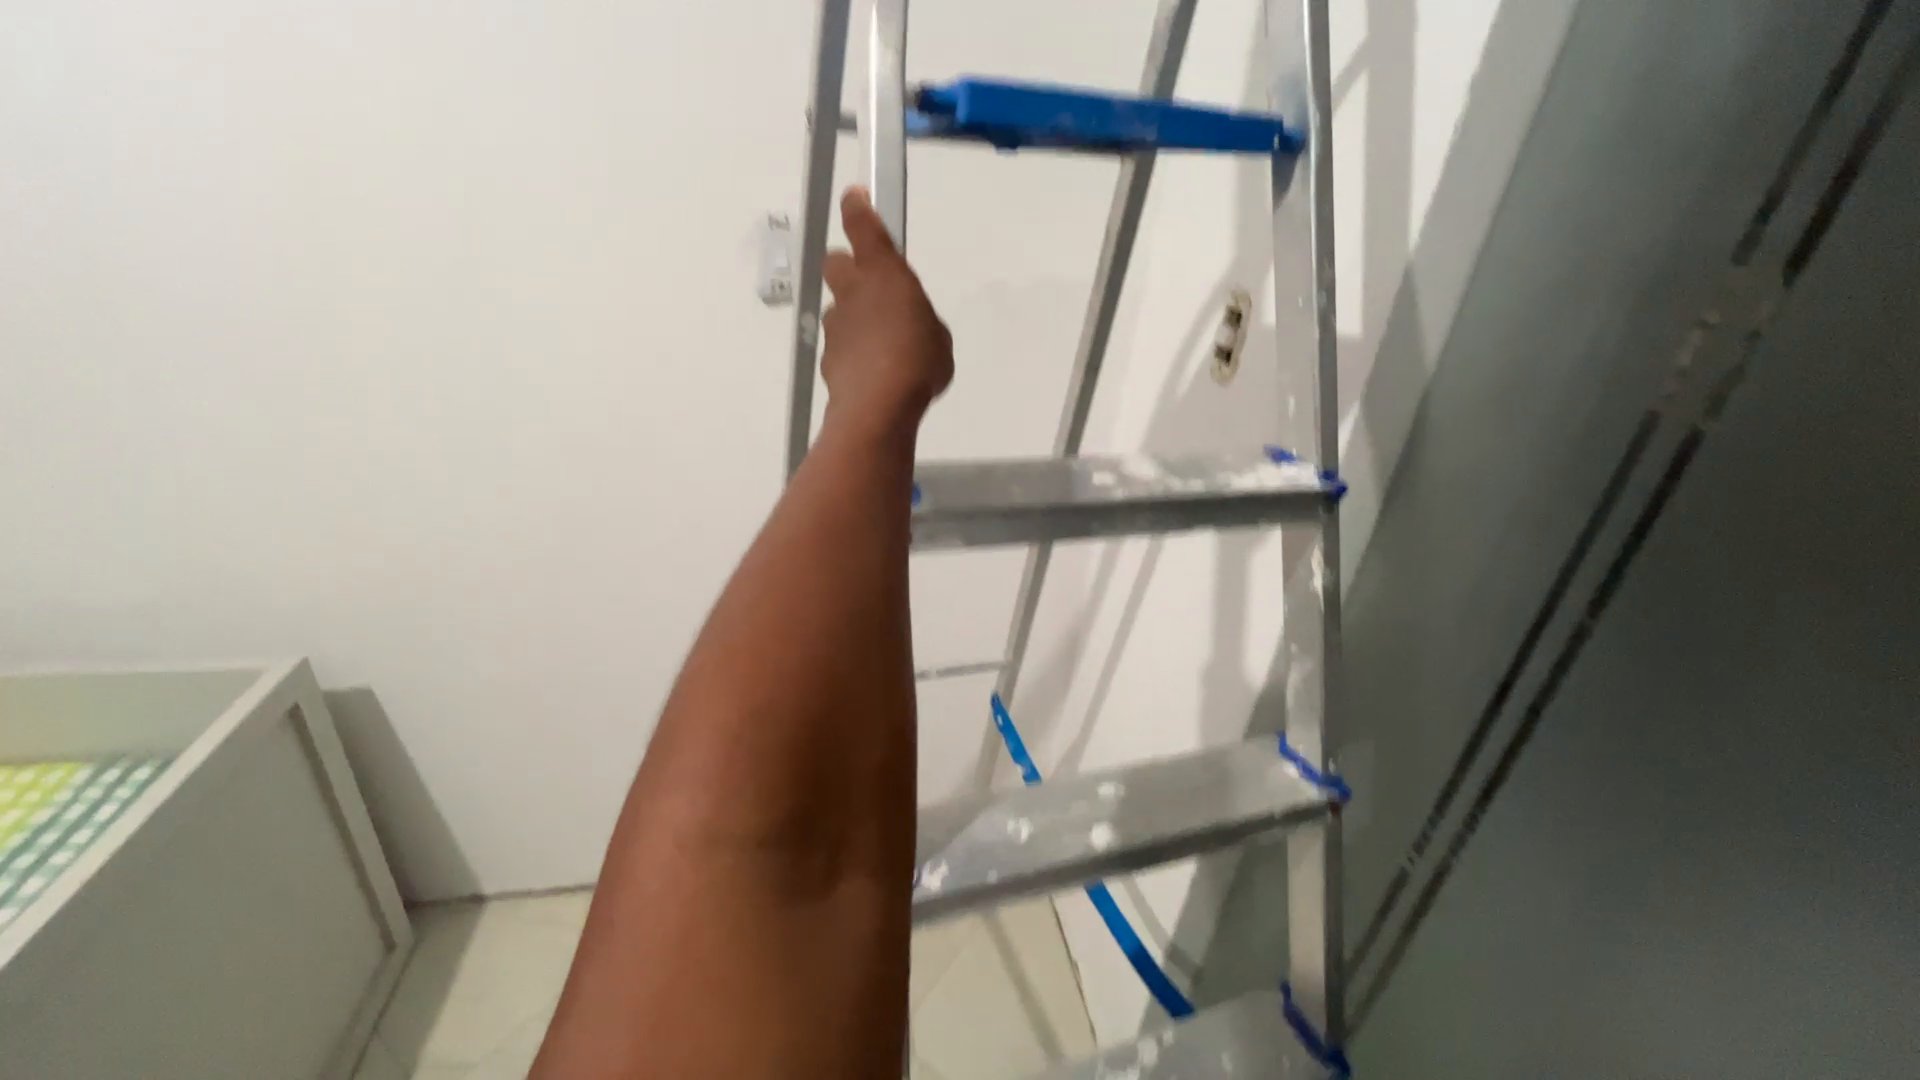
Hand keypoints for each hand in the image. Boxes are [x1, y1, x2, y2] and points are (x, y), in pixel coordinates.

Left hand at [820, 188, 953, 439]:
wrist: (878, 406)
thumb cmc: (918, 362)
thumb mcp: (938, 337)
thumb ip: (921, 321)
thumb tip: (909, 325)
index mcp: (884, 274)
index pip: (863, 228)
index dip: (857, 209)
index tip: (855, 198)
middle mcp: (853, 292)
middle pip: (836, 263)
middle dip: (849, 269)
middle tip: (871, 290)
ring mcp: (836, 325)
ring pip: (840, 309)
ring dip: (855, 318)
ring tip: (881, 347)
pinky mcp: (828, 357)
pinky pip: (842, 346)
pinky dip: (854, 353)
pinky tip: (873, 375)